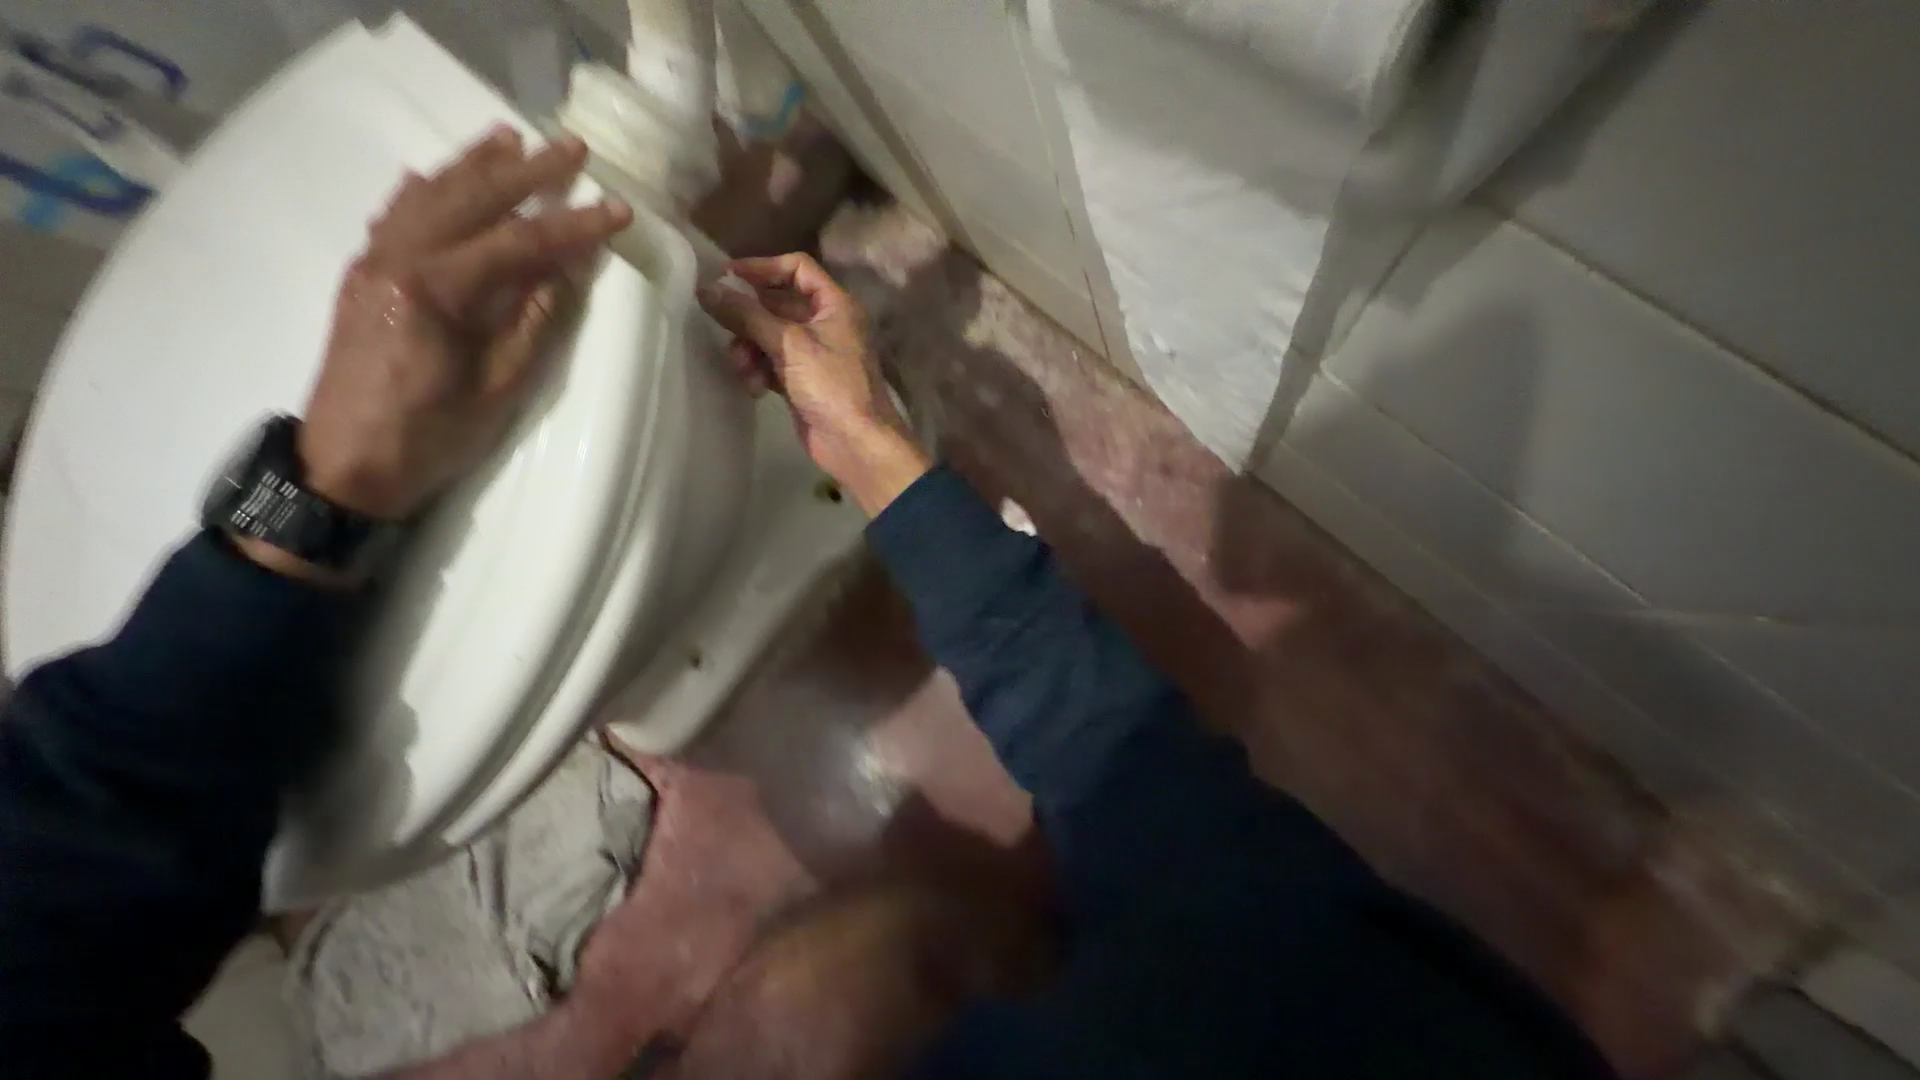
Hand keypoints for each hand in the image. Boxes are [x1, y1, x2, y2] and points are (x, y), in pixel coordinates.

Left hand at [297, 126, 632, 521]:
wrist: (344, 466)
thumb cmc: (430, 438)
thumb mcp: (499, 391)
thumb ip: (532, 324)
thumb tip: (564, 271)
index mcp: (435, 292)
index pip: (517, 244)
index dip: (572, 226)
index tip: (617, 210)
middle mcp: (396, 261)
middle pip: (469, 200)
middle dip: (526, 171)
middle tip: (572, 148)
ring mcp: (372, 264)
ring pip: (429, 196)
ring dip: (473, 166)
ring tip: (511, 139)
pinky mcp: (362, 277)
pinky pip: (395, 216)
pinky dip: (424, 190)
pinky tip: (438, 177)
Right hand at [697, 253, 929, 514]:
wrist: (856, 443)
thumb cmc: (831, 385)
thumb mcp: (789, 344)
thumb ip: (747, 315)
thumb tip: (707, 290)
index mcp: (835, 304)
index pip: (797, 268)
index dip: (763, 267)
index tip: (728, 276)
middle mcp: (827, 324)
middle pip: (778, 304)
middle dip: (749, 318)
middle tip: (723, 326)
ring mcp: (815, 354)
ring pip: (770, 337)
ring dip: (750, 349)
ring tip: (743, 368)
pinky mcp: (802, 381)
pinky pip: (771, 364)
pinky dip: (759, 370)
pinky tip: (754, 387)